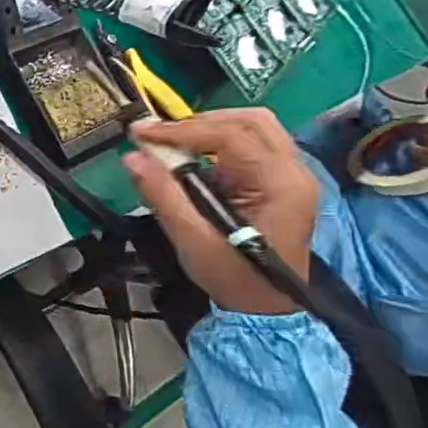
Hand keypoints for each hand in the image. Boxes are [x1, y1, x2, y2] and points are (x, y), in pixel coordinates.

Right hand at [124, 109, 317, 314]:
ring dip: (209, 129)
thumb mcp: (191, 238)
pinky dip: (217, 142)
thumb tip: (133, 158)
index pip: (231, 136)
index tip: (142, 133)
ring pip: (253, 127)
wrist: (266, 306)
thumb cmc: (233, 276)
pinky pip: (252, 144)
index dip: (182, 130)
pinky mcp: (280, 180)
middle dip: (198, 122)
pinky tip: (191, 157)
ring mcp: (291, 174)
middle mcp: (294, 171)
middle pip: (249, 121)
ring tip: (170, 143)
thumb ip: (163, 195)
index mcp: (280, 185)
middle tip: (156, 135)